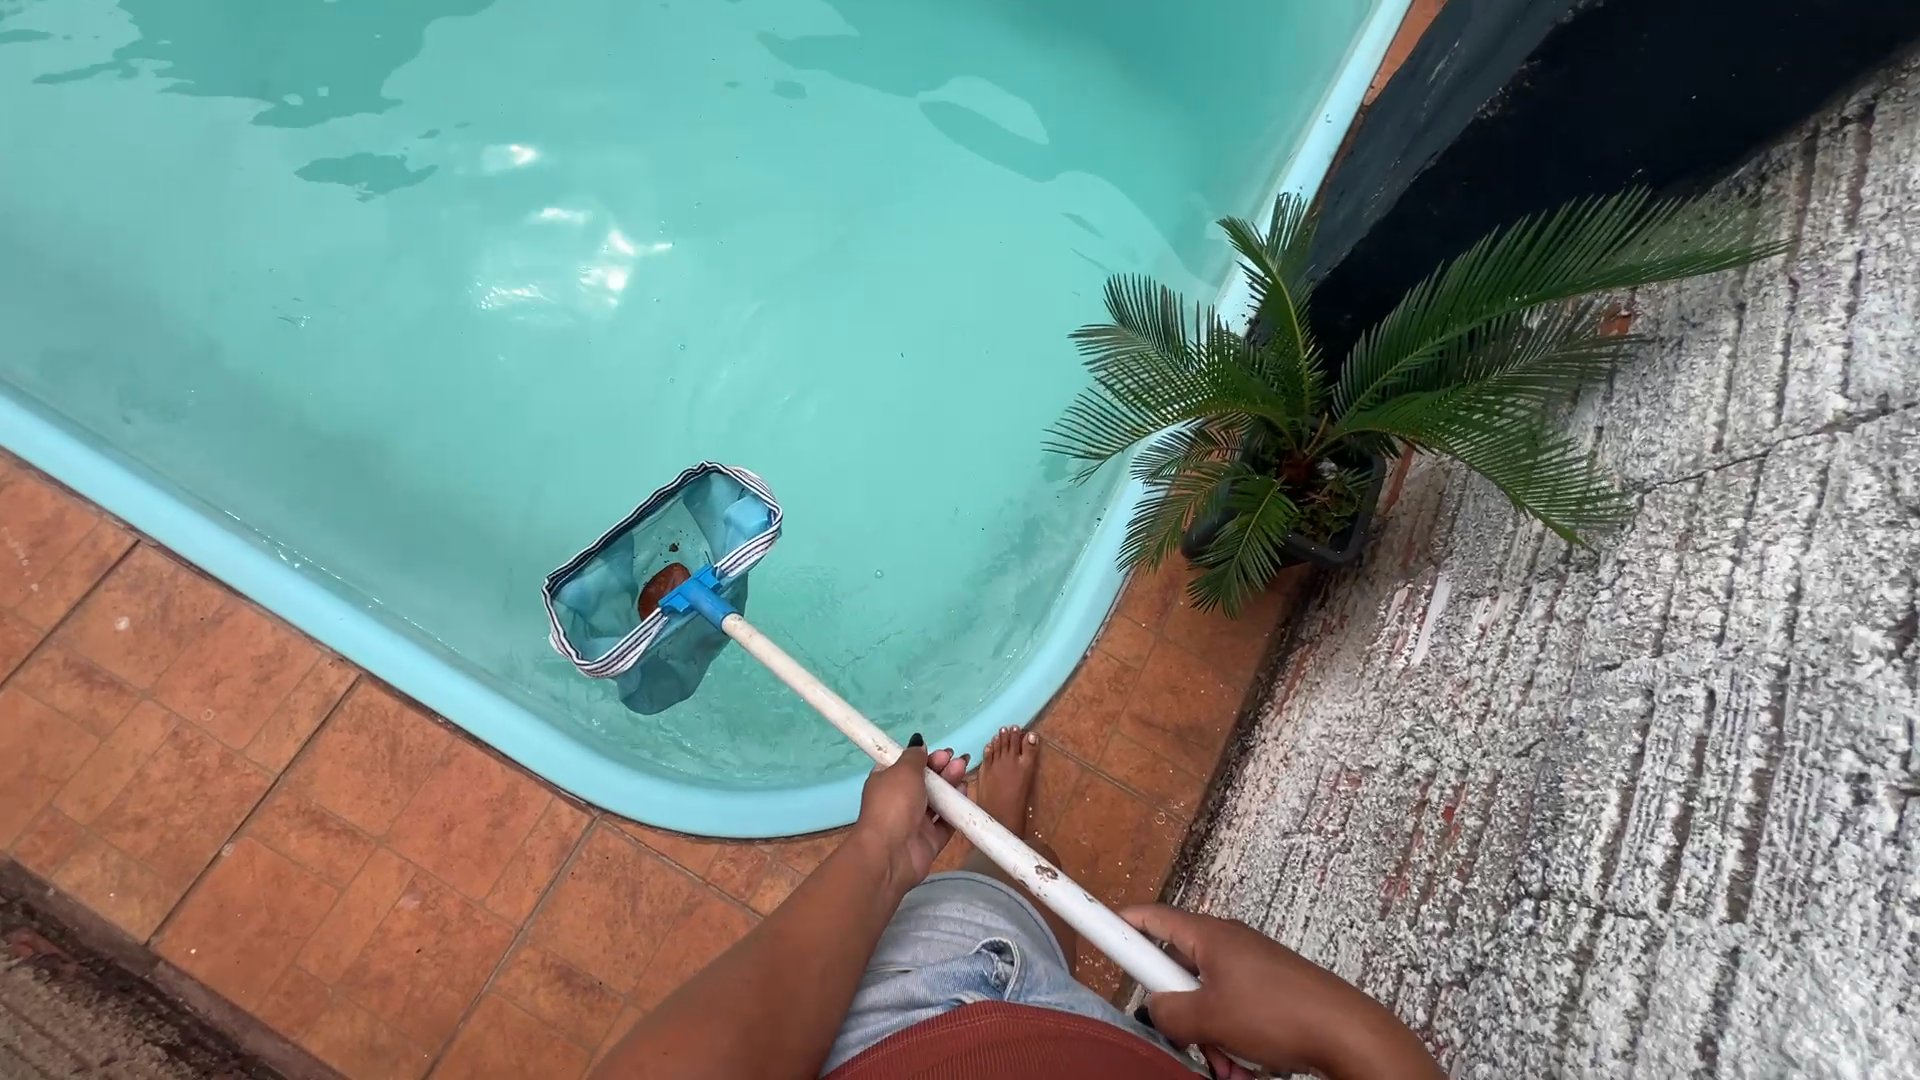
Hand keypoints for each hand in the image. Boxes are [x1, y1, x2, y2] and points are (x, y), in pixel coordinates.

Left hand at [851, 737, 966, 894]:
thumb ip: (915, 756)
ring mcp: (915, 821)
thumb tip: (917, 743)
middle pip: (926, 781)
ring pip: (938, 799)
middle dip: (942, 768)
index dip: (924, 758)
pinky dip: (956, 807)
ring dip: (951, 784)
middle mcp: (900, 801)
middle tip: (956, 760)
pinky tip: (964, 793)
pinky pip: (946, 821)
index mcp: (887, 782)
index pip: (907, 765)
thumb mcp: (903, 770)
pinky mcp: (930, 840)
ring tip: (962, 771)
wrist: (890, 853)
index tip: (939, 752)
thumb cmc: (893, 804)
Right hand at [1122, 905, 1442, 1079]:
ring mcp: (1250, 965)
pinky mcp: (1270, 989)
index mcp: (1207, 933)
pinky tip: (1247, 1064)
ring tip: (1227, 1063)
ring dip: (1206, 1033)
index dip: (1119, 922)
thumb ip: (1169, 1011)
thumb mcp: (1210, 1017)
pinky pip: (1232, 1010)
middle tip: (1186, 1036)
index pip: (1149, 916)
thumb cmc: (1278, 1013)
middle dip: (1176, 1008)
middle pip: (1177, 968)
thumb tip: (1157, 1008)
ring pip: (1205, 998)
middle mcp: (1225, 942)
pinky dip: (1231, 1037)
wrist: (1348, 1034)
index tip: (1094, 925)